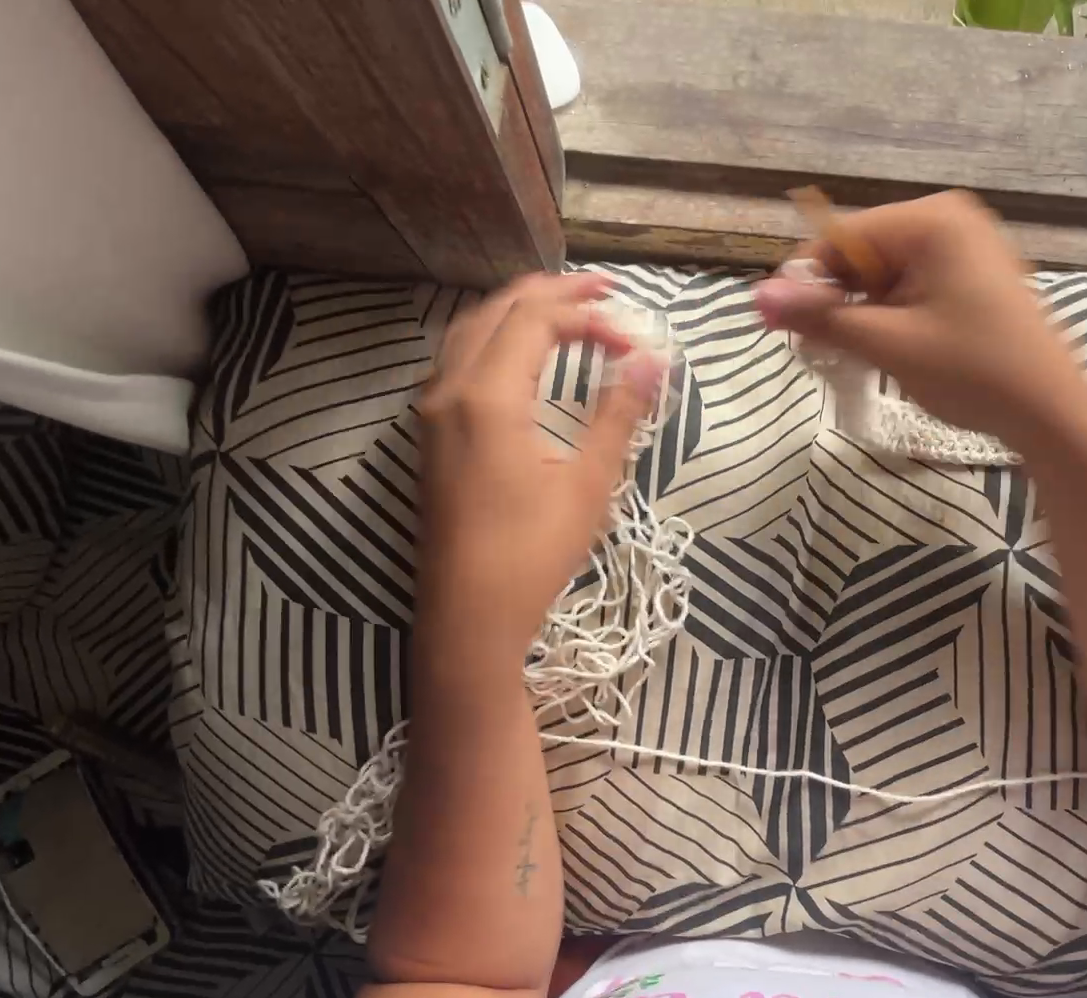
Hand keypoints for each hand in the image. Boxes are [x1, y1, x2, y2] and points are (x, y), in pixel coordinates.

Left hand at [416, 273, 662, 655]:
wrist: (468, 615)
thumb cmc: (532, 554)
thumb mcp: (587, 484)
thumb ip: (618, 413)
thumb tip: (655, 359)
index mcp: (489, 395)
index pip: (540, 320)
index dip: (592, 314)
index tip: (636, 335)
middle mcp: (451, 388)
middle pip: (501, 311)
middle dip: (554, 294)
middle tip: (605, 292)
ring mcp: (433, 410)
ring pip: (472, 330)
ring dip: (520, 312)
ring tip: (568, 311)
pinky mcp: (431, 434)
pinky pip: (459, 359)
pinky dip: (495, 338)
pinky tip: (521, 355)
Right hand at [754, 190, 1086, 440]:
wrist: (1051, 412)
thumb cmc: (972, 372)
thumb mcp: (889, 344)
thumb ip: (822, 316)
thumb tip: (756, 297)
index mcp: (931, 221)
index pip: (840, 237)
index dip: (804, 281)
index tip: (780, 327)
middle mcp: (947, 220)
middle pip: (860, 253)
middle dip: (835, 299)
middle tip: (820, 351)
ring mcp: (963, 247)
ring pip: (881, 274)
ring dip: (860, 313)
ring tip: (858, 355)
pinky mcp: (970, 277)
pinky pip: (909, 287)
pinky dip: (888, 317)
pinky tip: (888, 349)